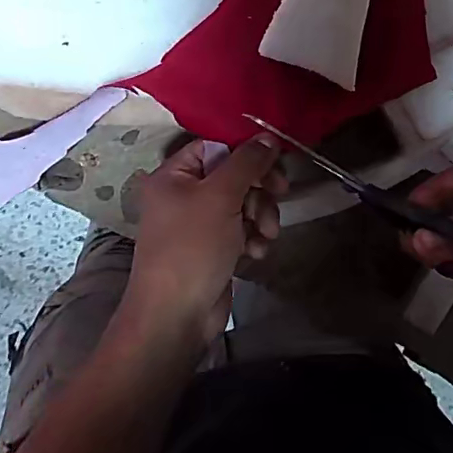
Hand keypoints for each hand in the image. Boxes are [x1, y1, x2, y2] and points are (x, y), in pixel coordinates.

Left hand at [116, 135, 286, 340]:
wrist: (176, 315)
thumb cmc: (192, 248)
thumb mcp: (221, 197)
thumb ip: (247, 162)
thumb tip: (269, 137)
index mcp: (173, 176)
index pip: (216, 147)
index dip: (247, 153)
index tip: (275, 162)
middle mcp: (183, 195)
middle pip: (235, 174)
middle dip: (259, 189)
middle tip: (279, 194)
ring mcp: (199, 223)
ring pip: (244, 202)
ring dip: (261, 214)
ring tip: (265, 234)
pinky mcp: (214, 246)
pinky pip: (242, 227)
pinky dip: (253, 236)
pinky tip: (256, 251)